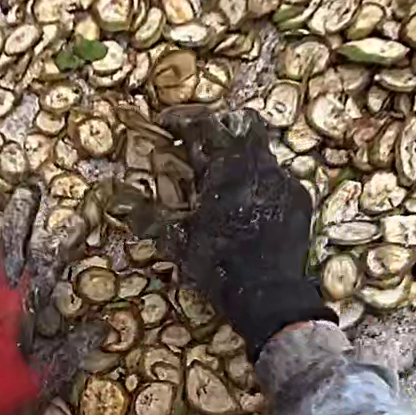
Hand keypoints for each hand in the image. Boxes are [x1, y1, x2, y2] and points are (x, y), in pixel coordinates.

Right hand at [159, 106, 334, 355]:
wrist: (269, 295)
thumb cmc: (217, 265)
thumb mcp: (175, 243)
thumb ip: (148, 216)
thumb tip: (116, 199)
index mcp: (225, 169)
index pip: (204, 126)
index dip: (182, 120)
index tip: (164, 123)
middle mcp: (259, 166)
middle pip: (241, 125)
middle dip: (218, 128)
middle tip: (197, 143)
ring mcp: (284, 182)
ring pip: (259, 153)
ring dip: (236, 160)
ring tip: (218, 182)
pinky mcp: (299, 201)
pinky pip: (274, 179)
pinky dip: (254, 184)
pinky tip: (243, 206)